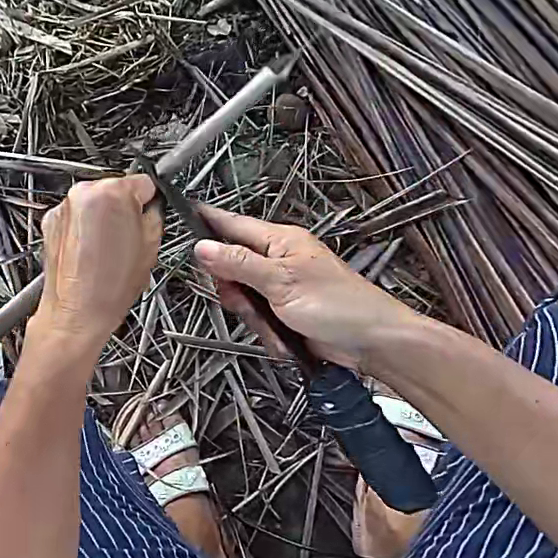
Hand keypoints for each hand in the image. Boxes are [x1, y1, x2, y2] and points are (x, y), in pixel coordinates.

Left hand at [33, 175, 162, 350]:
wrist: (76, 313)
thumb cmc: (108, 287)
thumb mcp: (150, 247)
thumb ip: (154, 217)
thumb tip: (151, 209)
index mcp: (112, 193)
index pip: (143, 181)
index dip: (150, 200)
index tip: (149, 212)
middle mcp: (84, 194)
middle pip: (116, 189)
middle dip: (125, 209)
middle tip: (130, 237)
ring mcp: (65, 208)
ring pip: (96, 202)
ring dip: (104, 218)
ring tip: (110, 249)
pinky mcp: (52, 222)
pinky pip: (78, 216)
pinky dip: (86, 228)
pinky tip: (94, 252)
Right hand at [193, 207, 420, 371]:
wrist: (371, 342)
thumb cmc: (343, 305)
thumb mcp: (281, 282)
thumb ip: (239, 264)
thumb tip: (204, 247)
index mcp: (280, 241)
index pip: (232, 224)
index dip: (208, 223)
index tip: (185, 215)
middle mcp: (279, 259)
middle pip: (231, 267)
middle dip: (235, 291)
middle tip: (246, 301)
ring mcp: (281, 285)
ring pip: (242, 296)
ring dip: (253, 317)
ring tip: (272, 323)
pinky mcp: (285, 310)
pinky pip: (258, 317)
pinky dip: (266, 330)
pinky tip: (282, 336)